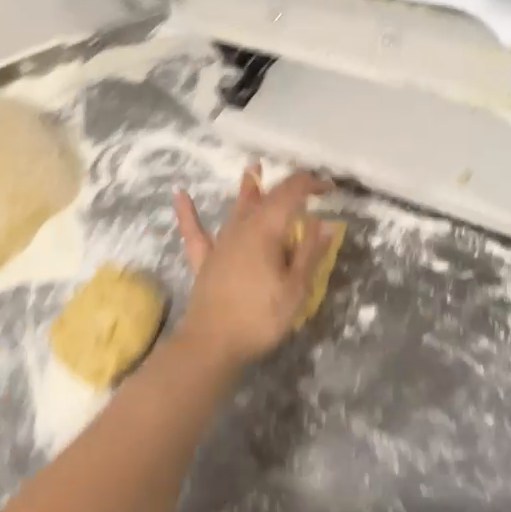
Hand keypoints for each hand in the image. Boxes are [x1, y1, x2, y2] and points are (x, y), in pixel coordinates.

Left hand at [172, 163, 335, 366]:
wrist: (212, 343)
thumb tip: (324, 222)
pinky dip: (188, 212)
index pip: (290, 194)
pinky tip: (180, 194)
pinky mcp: (204, 261)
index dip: (311, 184)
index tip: (330, 186)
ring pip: (237, 210)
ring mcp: (219, 244)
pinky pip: (195, 232)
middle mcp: (241, 229)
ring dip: (248, 189)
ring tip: (252, 168)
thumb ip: (310, 253)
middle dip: (286, 187)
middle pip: (265, 199)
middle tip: (306, 182)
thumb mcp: (295, 288)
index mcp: (266, 231)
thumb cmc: (260, 317)